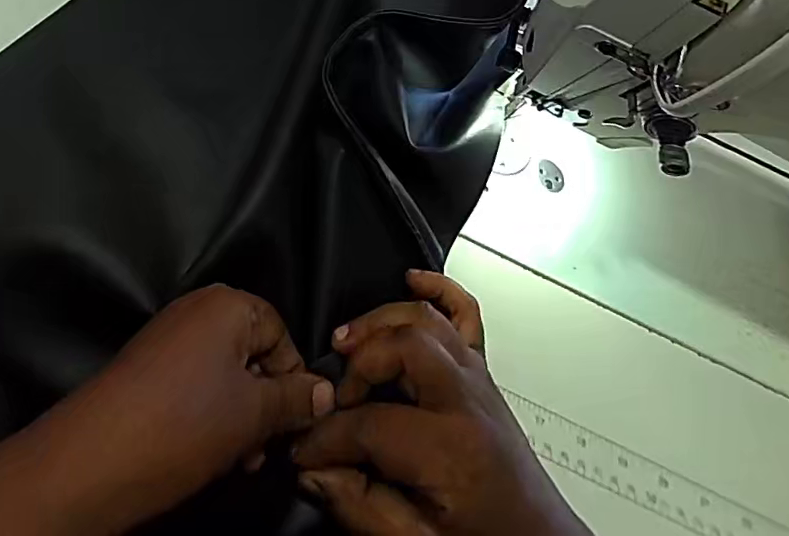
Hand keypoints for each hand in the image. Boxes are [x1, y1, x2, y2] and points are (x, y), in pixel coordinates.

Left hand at [32, 284, 335, 531]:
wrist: (89, 462)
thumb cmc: (181, 426)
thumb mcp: (253, 415)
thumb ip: (295, 399)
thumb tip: (325, 391)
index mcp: (228, 304)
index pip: (282, 333)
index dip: (293, 380)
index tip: (295, 423)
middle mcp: (198, 308)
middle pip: (253, 351)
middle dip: (265, 402)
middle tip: (263, 448)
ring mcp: (169, 335)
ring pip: (225, 372)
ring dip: (240, 414)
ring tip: (235, 458)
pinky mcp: (147, 364)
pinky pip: (195, 381)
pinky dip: (209, 412)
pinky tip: (206, 451)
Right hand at [293, 271, 588, 535]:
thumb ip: (361, 508)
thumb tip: (316, 470)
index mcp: (454, 451)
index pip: (372, 422)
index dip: (325, 437)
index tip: (306, 449)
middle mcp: (469, 402)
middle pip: (402, 348)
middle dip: (357, 365)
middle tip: (334, 396)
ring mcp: (479, 379)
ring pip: (427, 319)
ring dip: (382, 323)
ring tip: (349, 341)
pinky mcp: (482, 371)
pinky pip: (466, 312)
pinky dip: (439, 288)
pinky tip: (413, 280)